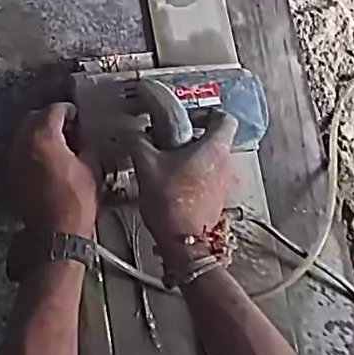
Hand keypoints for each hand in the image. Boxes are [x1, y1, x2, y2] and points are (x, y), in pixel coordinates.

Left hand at [8, 103, 99, 238]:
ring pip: (24, 134)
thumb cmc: (75, 203)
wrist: (56, 233)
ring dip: (40, 133)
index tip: (77, 115)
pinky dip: (33, 148)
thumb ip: (86, 146)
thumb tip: (84, 140)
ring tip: (59, 143)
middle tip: (68, 126)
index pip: (53, 110)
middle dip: (50, 118)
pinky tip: (49, 159)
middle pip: (34, 118)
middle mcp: (23, 145)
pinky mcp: (13, 175)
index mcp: (43, 138)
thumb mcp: (92, 168)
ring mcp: (15, 160)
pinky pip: (21, 151)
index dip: (68, 110)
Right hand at [129, 110, 235, 261]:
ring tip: (167, 161)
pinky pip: (209, 176)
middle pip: (216, 138)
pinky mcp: (218, 198)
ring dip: (193, 156)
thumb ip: (137, 142)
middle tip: (170, 138)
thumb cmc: (171, 203)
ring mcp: (224, 182)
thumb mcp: (147, 166)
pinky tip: (173, 181)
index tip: (186, 117)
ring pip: (212, 158)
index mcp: (215, 148)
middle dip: (194, 135)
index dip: (206, 113)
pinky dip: (194, 173)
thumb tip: (128, 131)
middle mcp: (226, 163)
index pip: (224, 117)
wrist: (183, 242)